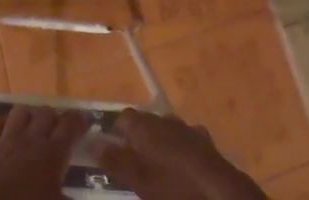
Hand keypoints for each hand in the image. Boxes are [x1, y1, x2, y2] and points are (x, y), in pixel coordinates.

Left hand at [0, 104, 90, 199]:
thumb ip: (70, 196)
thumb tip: (76, 195)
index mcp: (53, 152)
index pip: (70, 123)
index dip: (78, 121)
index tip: (82, 127)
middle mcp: (31, 138)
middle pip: (46, 112)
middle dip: (53, 118)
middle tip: (56, 132)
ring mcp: (6, 140)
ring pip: (21, 111)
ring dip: (29, 117)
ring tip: (32, 129)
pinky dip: (0, 123)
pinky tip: (4, 132)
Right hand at [88, 110, 266, 199]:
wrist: (218, 190)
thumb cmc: (173, 185)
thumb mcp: (138, 179)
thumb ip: (113, 160)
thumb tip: (90, 141)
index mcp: (146, 126)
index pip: (122, 118)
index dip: (114, 134)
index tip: (110, 154)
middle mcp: (165, 119)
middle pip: (143, 123)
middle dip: (135, 141)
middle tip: (130, 167)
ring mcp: (187, 128)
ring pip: (164, 131)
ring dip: (157, 145)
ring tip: (153, 169)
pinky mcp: (203, 140)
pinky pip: (183, 140)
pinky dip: (176, 151)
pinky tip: (178, 169)